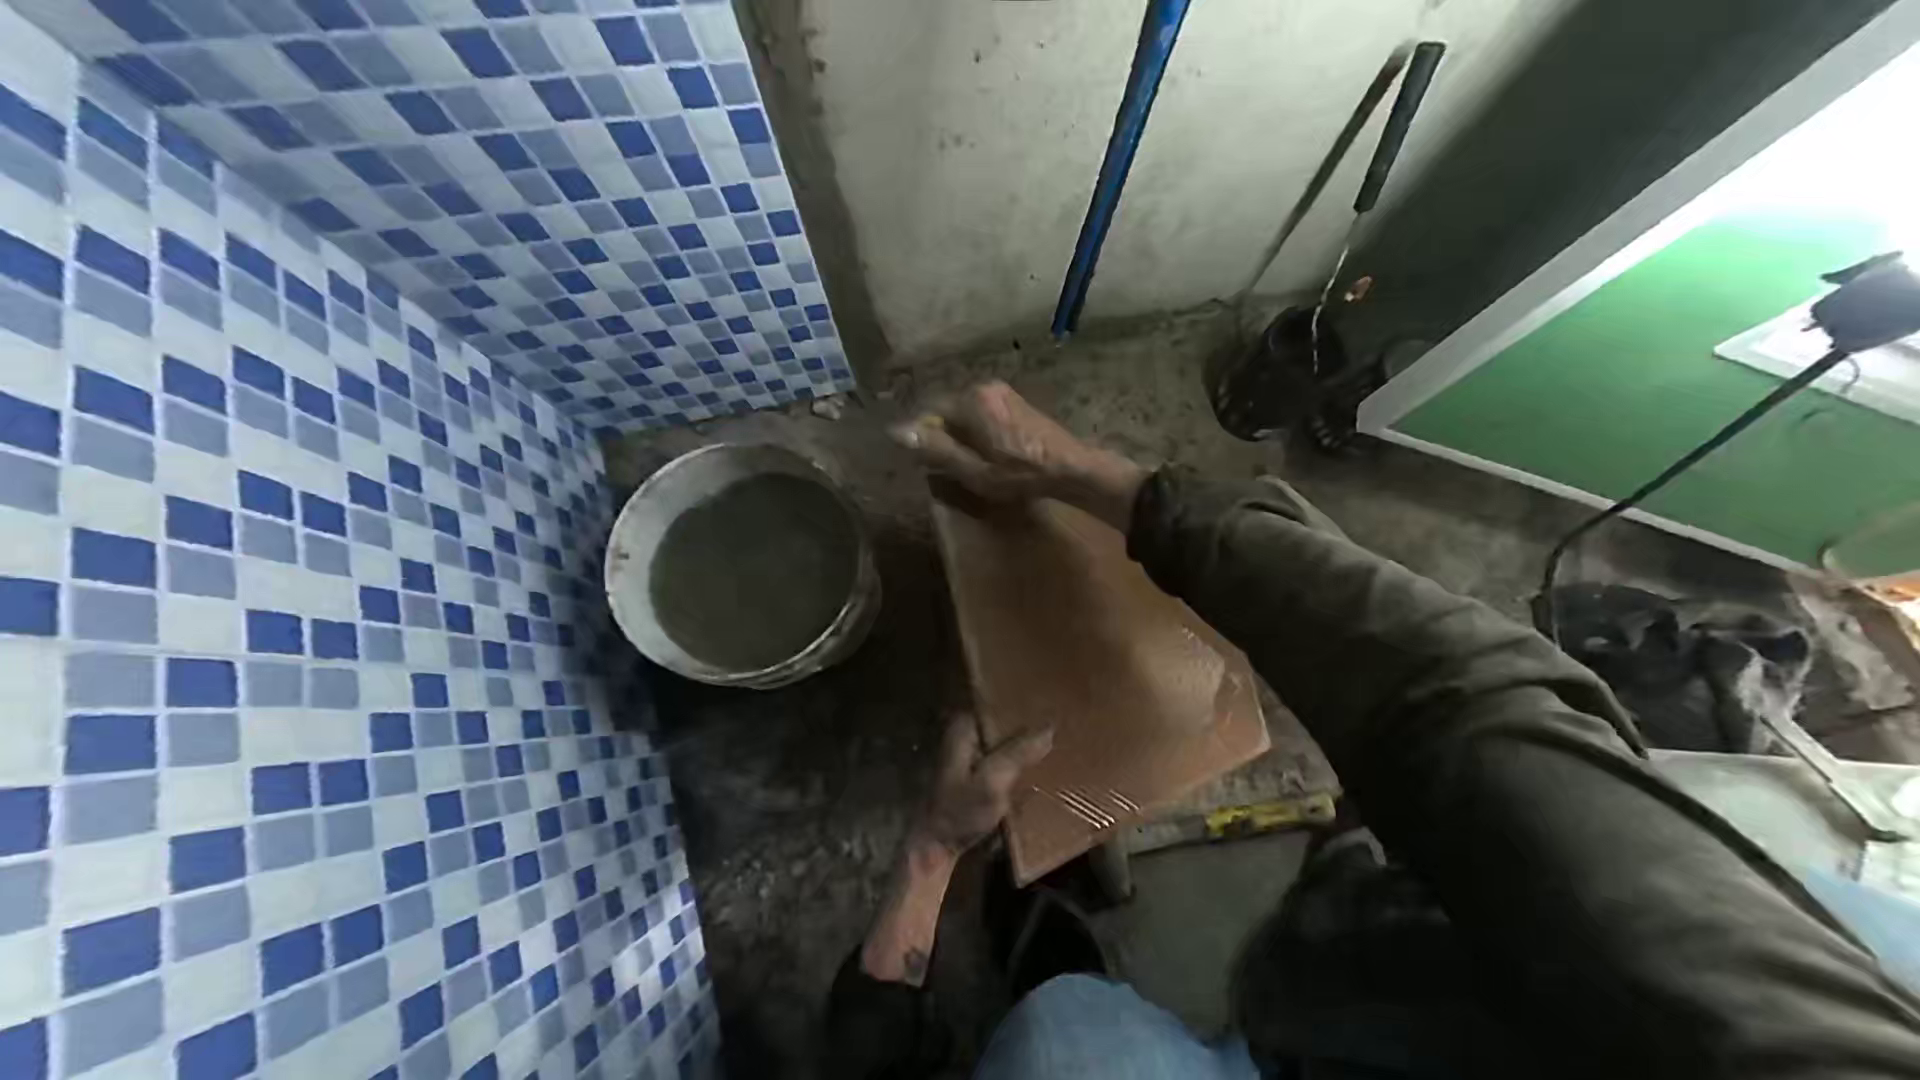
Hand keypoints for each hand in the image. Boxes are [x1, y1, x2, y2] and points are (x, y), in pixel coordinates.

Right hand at [890, 381, 1147, 529]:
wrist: (1072, 468)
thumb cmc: (1022, 473)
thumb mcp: (974, 469)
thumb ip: (936, 449)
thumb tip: (897, 431)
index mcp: (971, 399)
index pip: (929, 413)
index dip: (923, 439)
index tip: (926, 464)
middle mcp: (984, 386)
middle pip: (947, 411)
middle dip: (943, 437)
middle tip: (948, 469)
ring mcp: (1002, 392)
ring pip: (964, 413)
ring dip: (960, 436)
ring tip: (968, 464)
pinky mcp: (1014, 401)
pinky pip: (981, 413)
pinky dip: (976, 432)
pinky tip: (986, 454)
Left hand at [912, 714, 1055, 859]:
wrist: (935, 845)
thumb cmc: (960, 811)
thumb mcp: (992, 783)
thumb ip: (1018, 754)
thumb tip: (1049, 728)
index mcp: (965, 725)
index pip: (1002, 704)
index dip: (1028, 706)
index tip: (1055, 707)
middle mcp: (965, 730)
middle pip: (1005, 721)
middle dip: (1030, 725)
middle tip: (1063, 726)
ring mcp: (969, 749)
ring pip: (1006, 739)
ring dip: (1026, 744)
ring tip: (1057, 743)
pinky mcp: (975, 768)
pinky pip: (1003, 755)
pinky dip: (1018, 759)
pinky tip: (1039, 765)